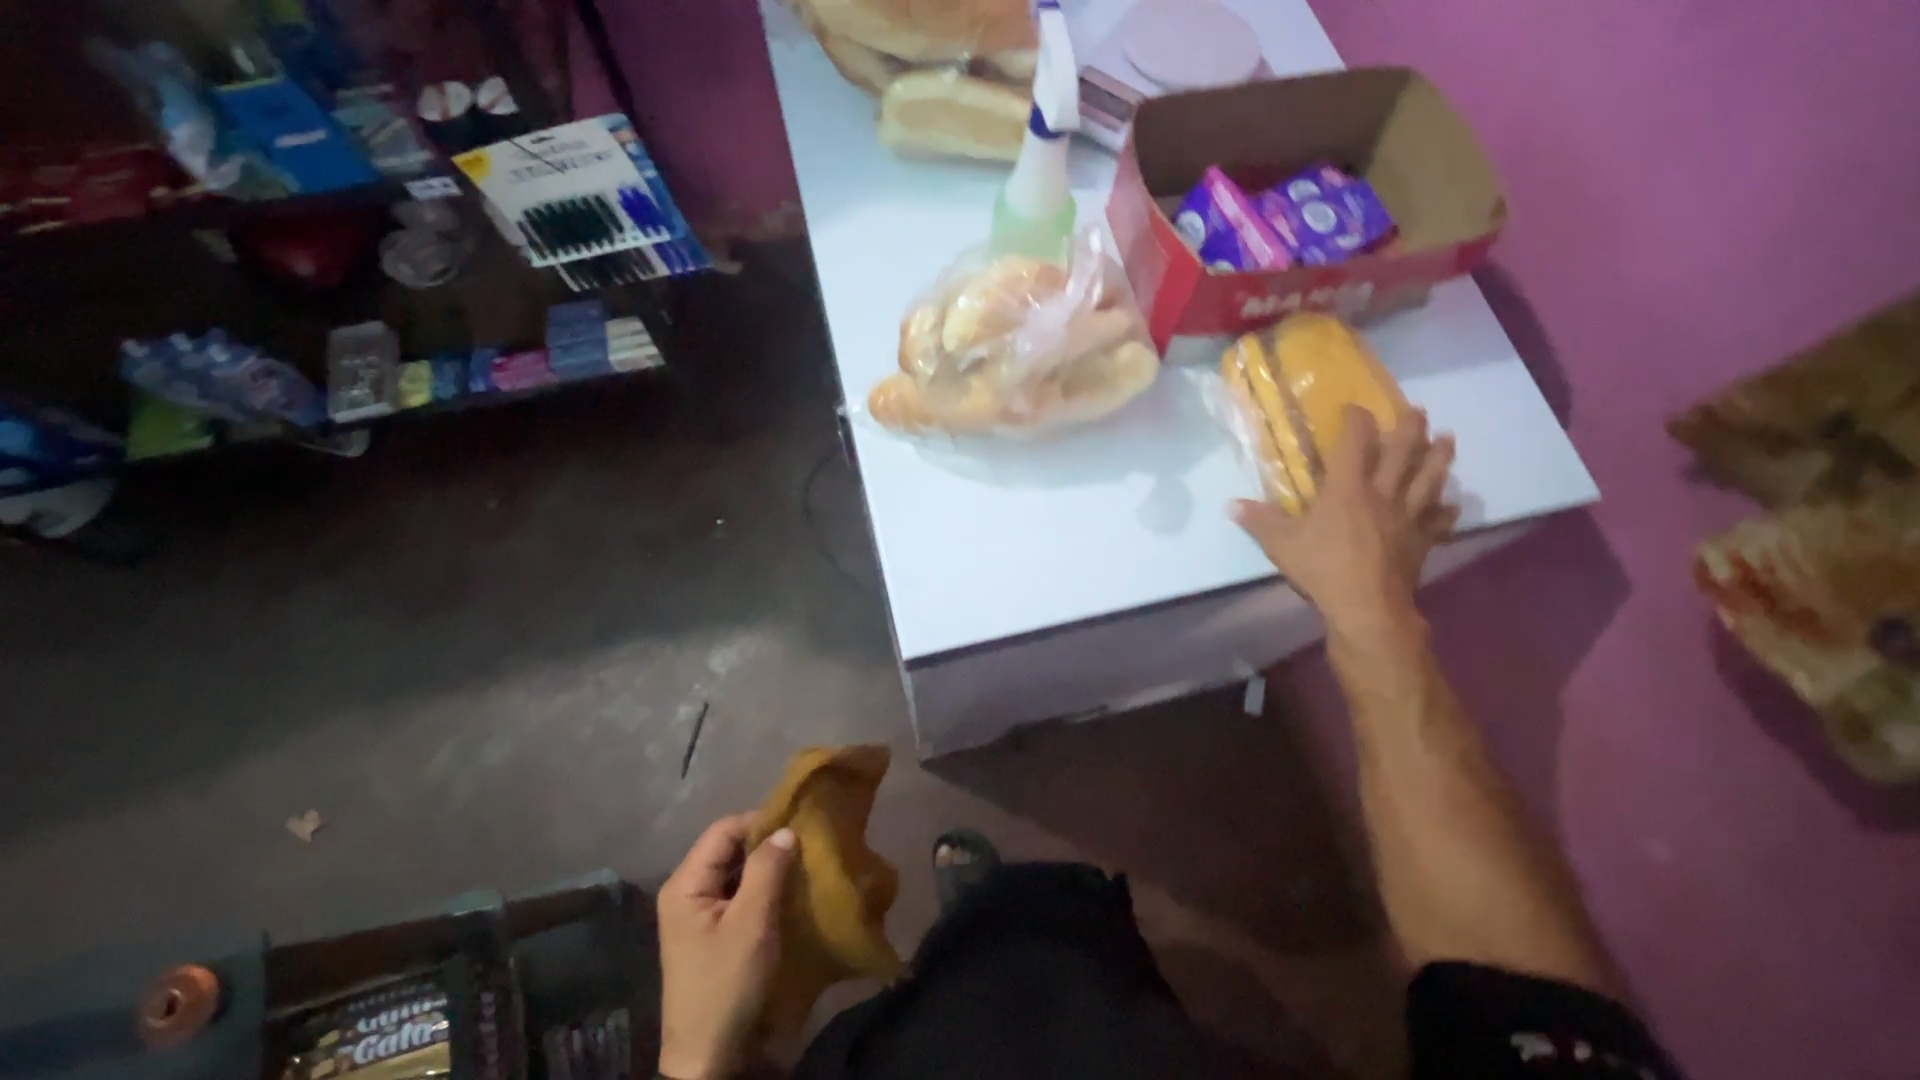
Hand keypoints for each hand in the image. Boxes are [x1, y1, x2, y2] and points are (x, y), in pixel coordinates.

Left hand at [656, 814, 797, 1079]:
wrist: (710, 1056)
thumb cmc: (727, 984)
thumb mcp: (751, 924)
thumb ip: (767, 870)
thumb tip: (786, 830)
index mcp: (685, 884)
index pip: (724, 830)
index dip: (760, 822)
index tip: (800, 825)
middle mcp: (688, 892)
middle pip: (729, 850)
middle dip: (768, 844)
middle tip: (809, 845)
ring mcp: (700, 916)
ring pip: (738, 874)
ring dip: (770, 869)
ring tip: (806, 866)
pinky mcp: (715, 936)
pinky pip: (741, 898)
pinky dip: (766, 892)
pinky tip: (792, 894)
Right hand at [1231, 406, 1456, 632]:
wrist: (1366, 606)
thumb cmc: (1322, 569)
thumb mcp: (1281, 544)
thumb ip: (1259, 521)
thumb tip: (1231, 505)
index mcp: (1347, 488)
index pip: (1356, 442)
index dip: (1357, 420)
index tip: (1355, 408)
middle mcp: (1382, 494)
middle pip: (1403, 452)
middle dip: (1411, 428)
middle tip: (1417, 411)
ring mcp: (1407, 517)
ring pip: (1429, 479)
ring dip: (1439, 458)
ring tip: (1448, 440)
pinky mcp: (1421, 541)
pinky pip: (1439, 521)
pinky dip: (1447, 512)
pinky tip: (1452, 505)